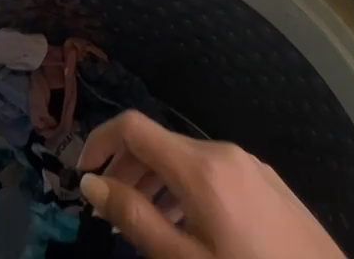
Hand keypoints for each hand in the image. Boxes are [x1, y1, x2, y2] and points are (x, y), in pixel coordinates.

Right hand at [78, 110, 344, 258]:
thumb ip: (135, 218)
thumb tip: (92, 184)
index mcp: (200, 166)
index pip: (132, 127)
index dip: (99, 142)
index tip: (83, 175)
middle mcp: (223, 151)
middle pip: (158, 143)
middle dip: (125, 169)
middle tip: (108, 211)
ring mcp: (252, 166)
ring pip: (186, 159)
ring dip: (155, 182)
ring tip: (143, 223)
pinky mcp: (271, 184)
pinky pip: (214, 173)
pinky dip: (186, 189)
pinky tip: (188, 227)